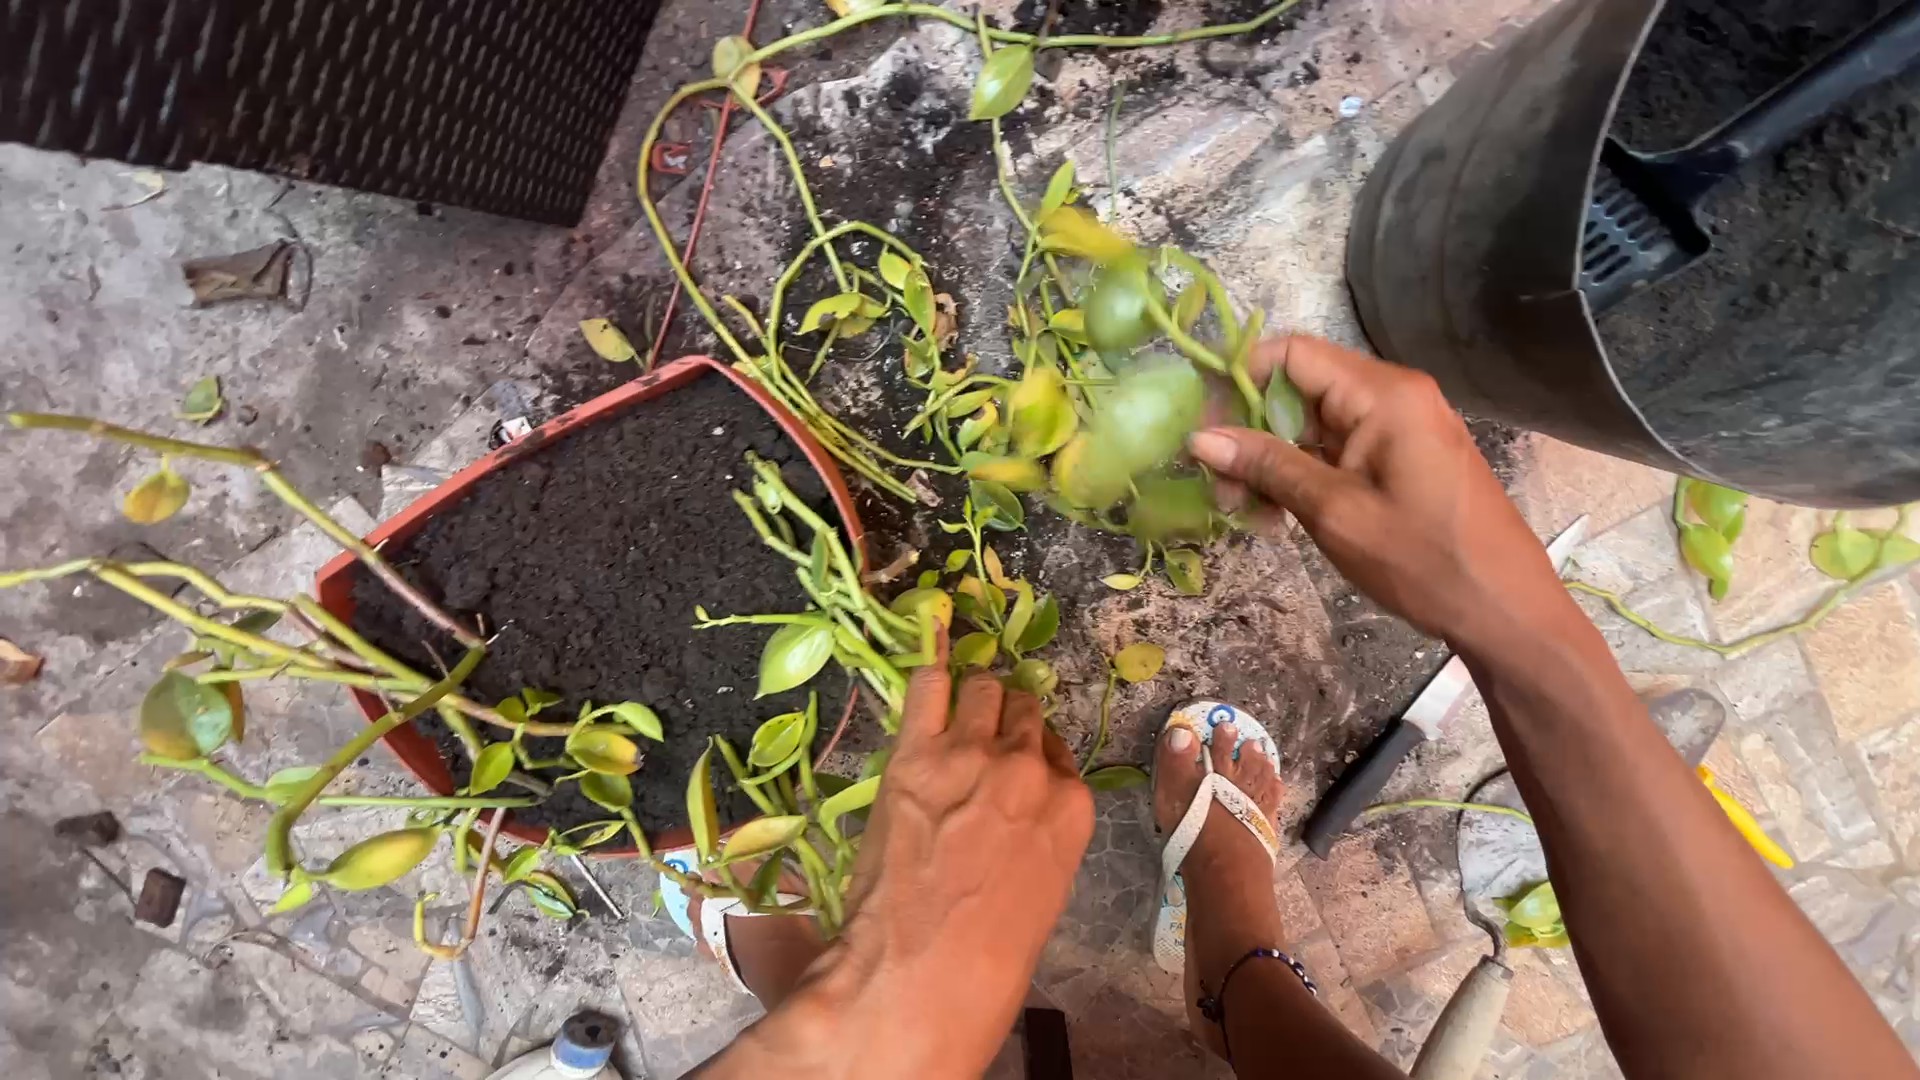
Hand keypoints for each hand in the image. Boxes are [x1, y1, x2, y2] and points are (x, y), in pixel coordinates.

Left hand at [732, 630, 1092, 1079]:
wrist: (919, 975)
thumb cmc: (989, 957)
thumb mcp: (1044, 888)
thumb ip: (1042, 828)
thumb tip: (1020, 800)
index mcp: (1072, 805)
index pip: (1057, 750)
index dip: (1032, 755)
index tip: (1012, 765)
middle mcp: (1028, 767)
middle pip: (1023, 711)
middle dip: (1005, 723)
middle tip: (980, 743)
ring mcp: (972, 754)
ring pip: (983, 688)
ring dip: (972, 701)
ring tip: (953, 721)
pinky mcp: (918, 751)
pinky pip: (929, 684)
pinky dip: (931, 679)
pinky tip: (928, 686)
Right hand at [1189, 335, 1564, 650]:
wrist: (1504, 611)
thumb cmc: (1423, 561)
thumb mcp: (1333, 511)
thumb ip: (1266, 465)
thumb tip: (1200, 438)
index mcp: (1382, 395)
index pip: (1290, 353)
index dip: (1236, 379)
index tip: (1202, 428)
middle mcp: (1389, 396)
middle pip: (1293, 390)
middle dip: (1246, 433)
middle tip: (1219, 489)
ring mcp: (1394, 428)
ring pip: (1305, 425)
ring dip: (1266, 463)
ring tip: (1245, 514)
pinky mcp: (1394, 458)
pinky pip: (1328, 451)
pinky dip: (1295, 477)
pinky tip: (1275, 517)